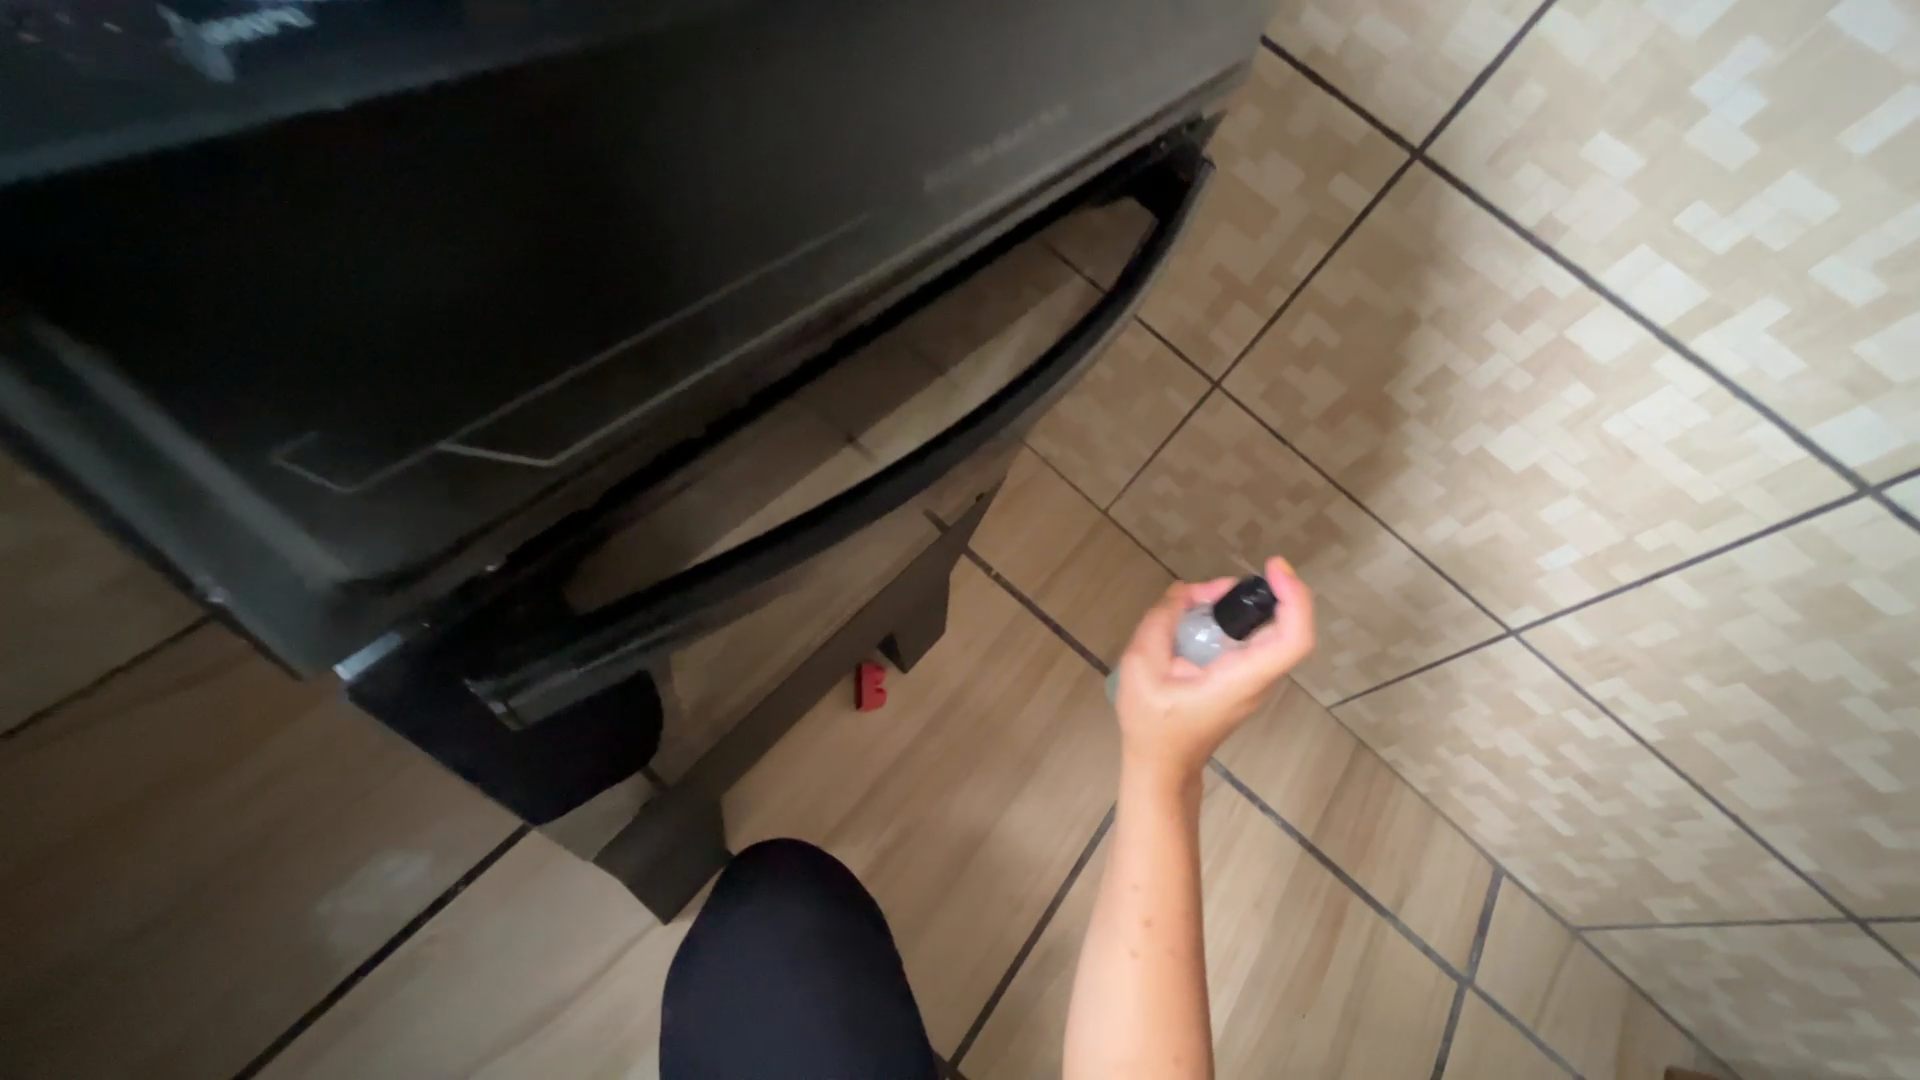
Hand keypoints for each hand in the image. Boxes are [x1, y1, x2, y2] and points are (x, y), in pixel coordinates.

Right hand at [1112, 557, 1314, 782]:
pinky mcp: (1245, 682)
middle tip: (1215, 588)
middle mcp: (1259, 681)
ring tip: (1200, 599)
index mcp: (1240, 680)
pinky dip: (1237, 620)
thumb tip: (1186, 592)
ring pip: (1272, 633)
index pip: (1293, 639)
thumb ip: (1161, 622)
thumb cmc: (1152, 725)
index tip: (1274, 568)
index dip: (1294, 598)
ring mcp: (1256, 683)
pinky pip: (1256, 642)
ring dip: (1246, 607)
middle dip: (1264, 594)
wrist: (1161, 766)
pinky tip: (1203, 616)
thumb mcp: (1141, 667)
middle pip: (1288, 630)